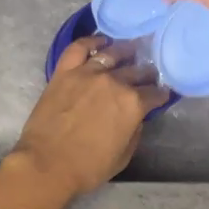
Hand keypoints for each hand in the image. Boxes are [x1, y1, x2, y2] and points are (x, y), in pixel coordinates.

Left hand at [7, 36, 171, 197]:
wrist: (47, 164)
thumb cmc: (88, 167)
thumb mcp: (123, 155)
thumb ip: (135, 131)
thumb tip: (136, 118)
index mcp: (133, 104)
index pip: (155, 93)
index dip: (160, 95)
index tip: (161, 95)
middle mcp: (115, 82)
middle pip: (137, 71)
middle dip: (146, 73)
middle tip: (148, 75)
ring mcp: (88, 73)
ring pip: (112, 54)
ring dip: (125, 52)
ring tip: (130, 51)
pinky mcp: (65, 72)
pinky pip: (79, 48)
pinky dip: (91, 41)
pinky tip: (100, 41)